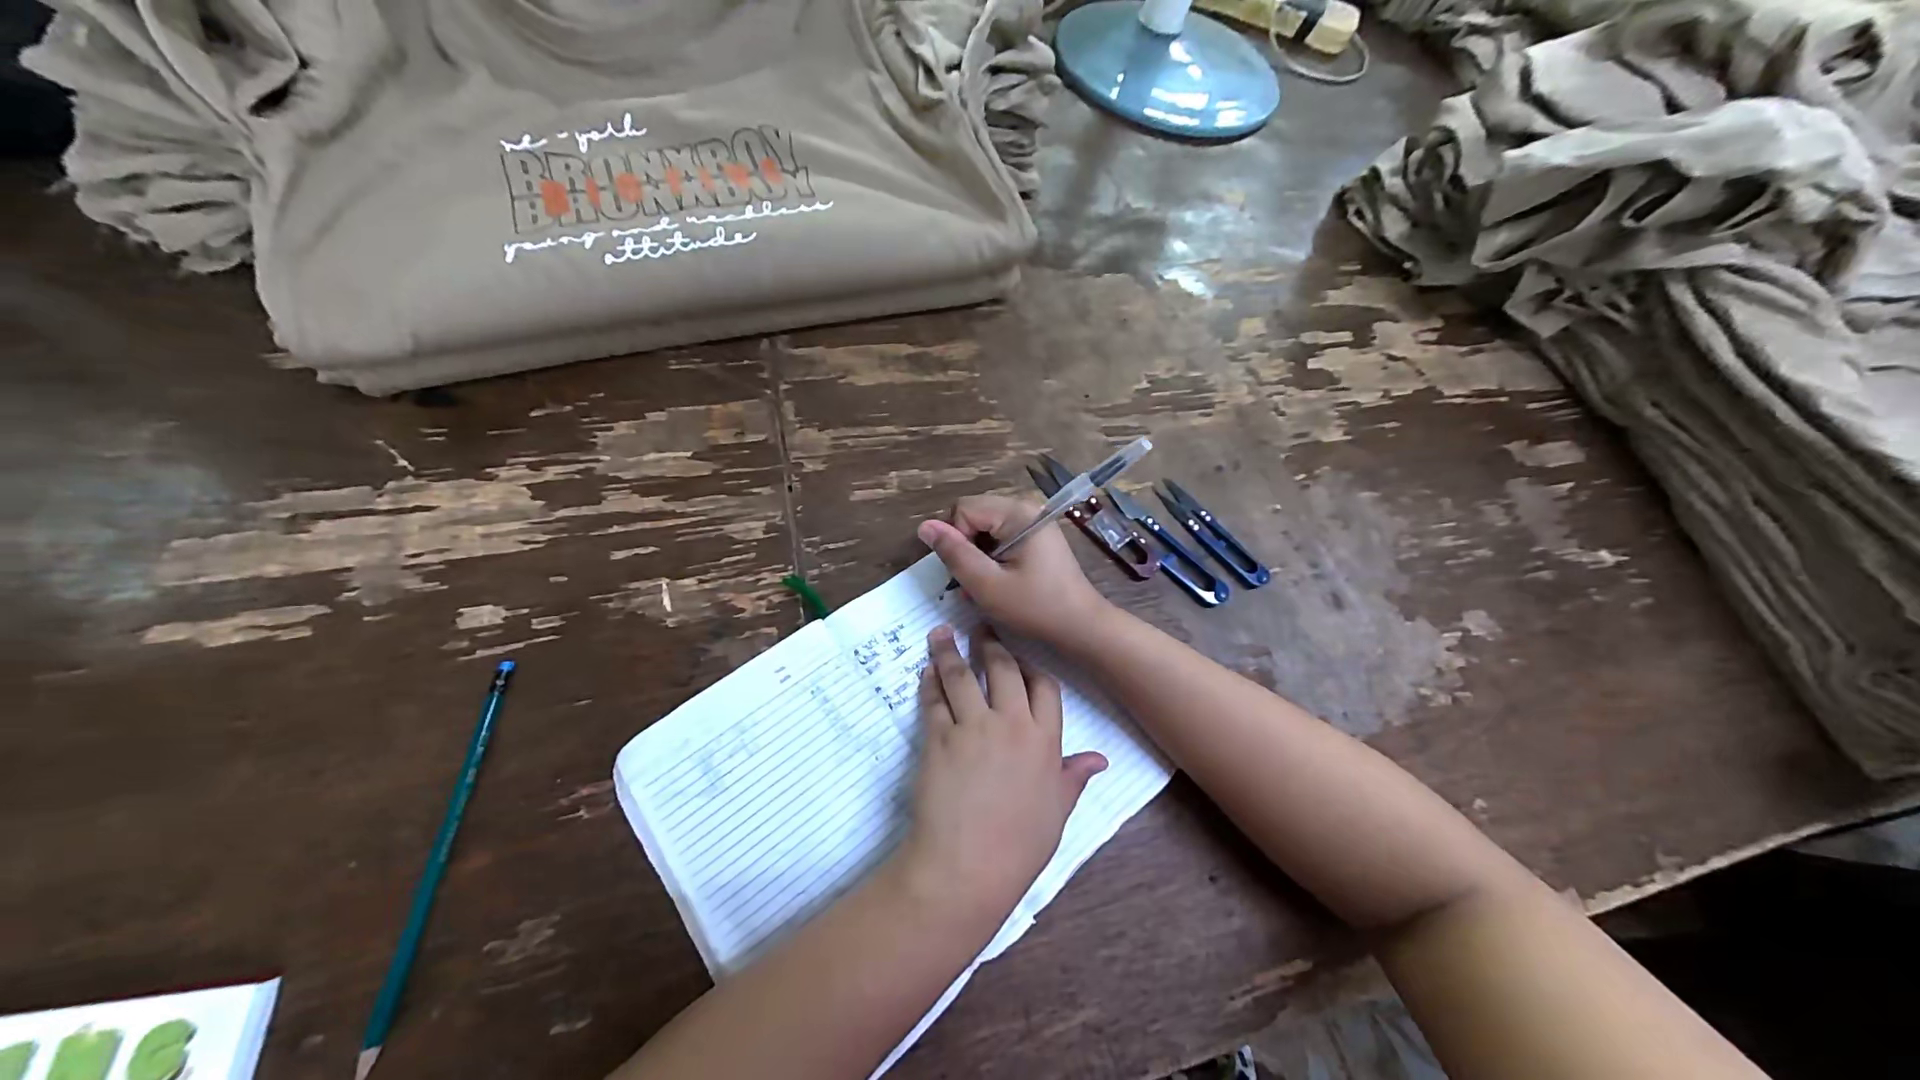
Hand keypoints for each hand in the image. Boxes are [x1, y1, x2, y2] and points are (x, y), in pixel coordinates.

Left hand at [894, 626, 1107, 925]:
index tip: (1021, 661)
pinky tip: (927, 670)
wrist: (968, 865)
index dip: (1032, 669)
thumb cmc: (1020, 846)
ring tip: (941, 632)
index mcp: (1046, 740)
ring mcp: (972, 727)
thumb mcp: (1057, 811)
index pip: (1044, 687)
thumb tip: (1098, 760)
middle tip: (980, 627)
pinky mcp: (938, 737)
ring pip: (962, 675)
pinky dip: (930, 681)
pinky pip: (934, 699)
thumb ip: (1073, 777)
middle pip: (1002, 669)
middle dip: (991, 644)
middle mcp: (1011, 723)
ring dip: (951, 650)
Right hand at [917, 495, 1108, 647]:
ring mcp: (1033, 521)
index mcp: (1017, 512)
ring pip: (984, 528)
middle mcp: (1026, 508)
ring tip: (986, 586)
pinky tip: (999, 582)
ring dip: (977, 556)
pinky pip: (1000, 537)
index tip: (967, 573)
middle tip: (975, 582)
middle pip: (973, 515)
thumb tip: (924, 526)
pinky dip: (991, 558)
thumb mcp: (986, 585)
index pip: (963, 509)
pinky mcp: (1036, 537)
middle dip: (965, 547)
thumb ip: (954, 553)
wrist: (1081, 625)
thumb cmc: (1035, 607)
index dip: (955, 540)